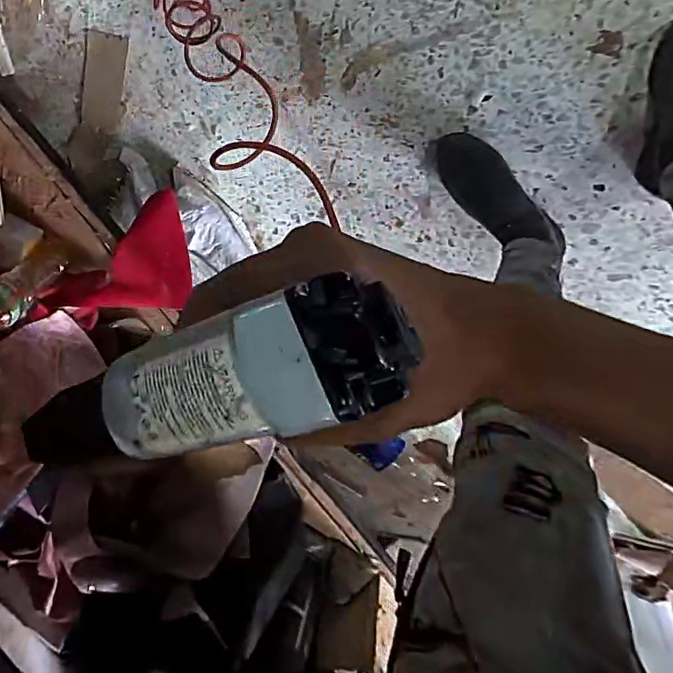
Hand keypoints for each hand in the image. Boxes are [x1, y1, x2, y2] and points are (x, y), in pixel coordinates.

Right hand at [181, 224, 513, 444]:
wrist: (491, 331)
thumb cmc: (435, 366)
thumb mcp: (373, 406)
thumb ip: (312, 423)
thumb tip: (258, 428)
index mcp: (312, 266)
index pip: (227, 290)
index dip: (196, 326)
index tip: (181, 363)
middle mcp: (308, 244)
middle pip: (235, 284)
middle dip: (213, 326)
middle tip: (203, 371)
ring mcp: (322, 245)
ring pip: (256, 282)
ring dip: (237, 318)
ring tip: (228, 363)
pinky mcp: (335, 254)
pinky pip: (281, 281)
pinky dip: (263, 309)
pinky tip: (266, 344)